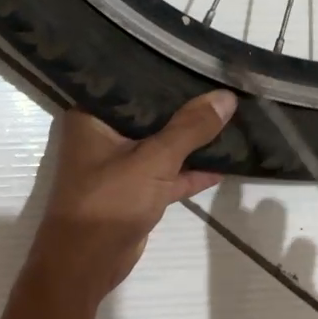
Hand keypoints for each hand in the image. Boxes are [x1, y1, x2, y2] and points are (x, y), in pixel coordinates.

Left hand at [26, 91, 236, 302]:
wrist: (86, 263)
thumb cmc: (109, 201)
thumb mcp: (153, 160)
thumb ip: (190, 129)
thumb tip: (226, 97)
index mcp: (92, 117)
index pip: (129, 82)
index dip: (162, 70)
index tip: (197, 55)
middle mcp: (102, 135)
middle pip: (148, 113)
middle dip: (184, 104)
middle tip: (222, 81)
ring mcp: (118, 165)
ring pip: (160, 144)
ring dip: (191, 138)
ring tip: (231, 115)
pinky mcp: (134, 192)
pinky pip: (167, 173)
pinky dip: (191, 170)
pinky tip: (225, 161)